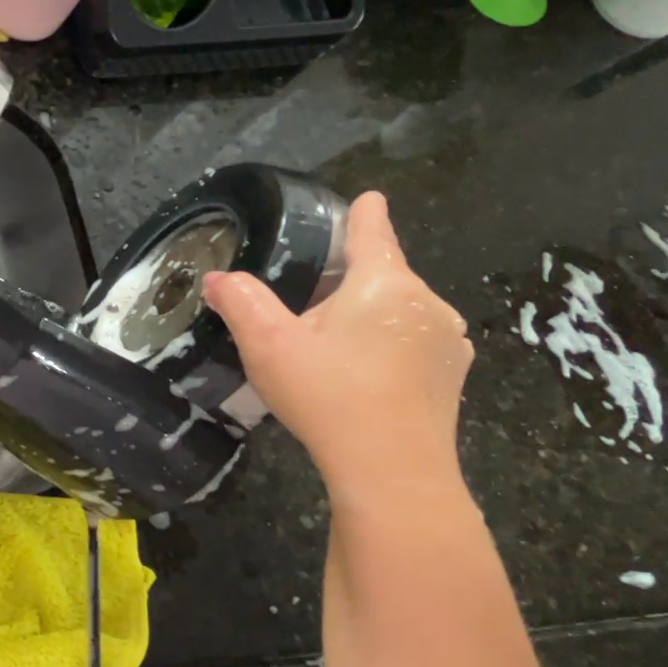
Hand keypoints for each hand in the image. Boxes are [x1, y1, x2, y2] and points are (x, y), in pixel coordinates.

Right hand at [203, 192, 473, 498]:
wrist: (392, 469)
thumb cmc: (328, 394)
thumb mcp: (267, 344)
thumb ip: (241, 301)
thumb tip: (217, 278)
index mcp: (384, 283)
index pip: (374, 233)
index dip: (365, 214)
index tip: (369, 197)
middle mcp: (426, 302)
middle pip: (384, 274)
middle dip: (352, 277)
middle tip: (311, 294)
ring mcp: (448, 340)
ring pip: (399, 309)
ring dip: (369, 312)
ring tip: (332, 336)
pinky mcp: (450, 374)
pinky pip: (413, 339)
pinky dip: (387, 340)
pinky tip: (361, 368)